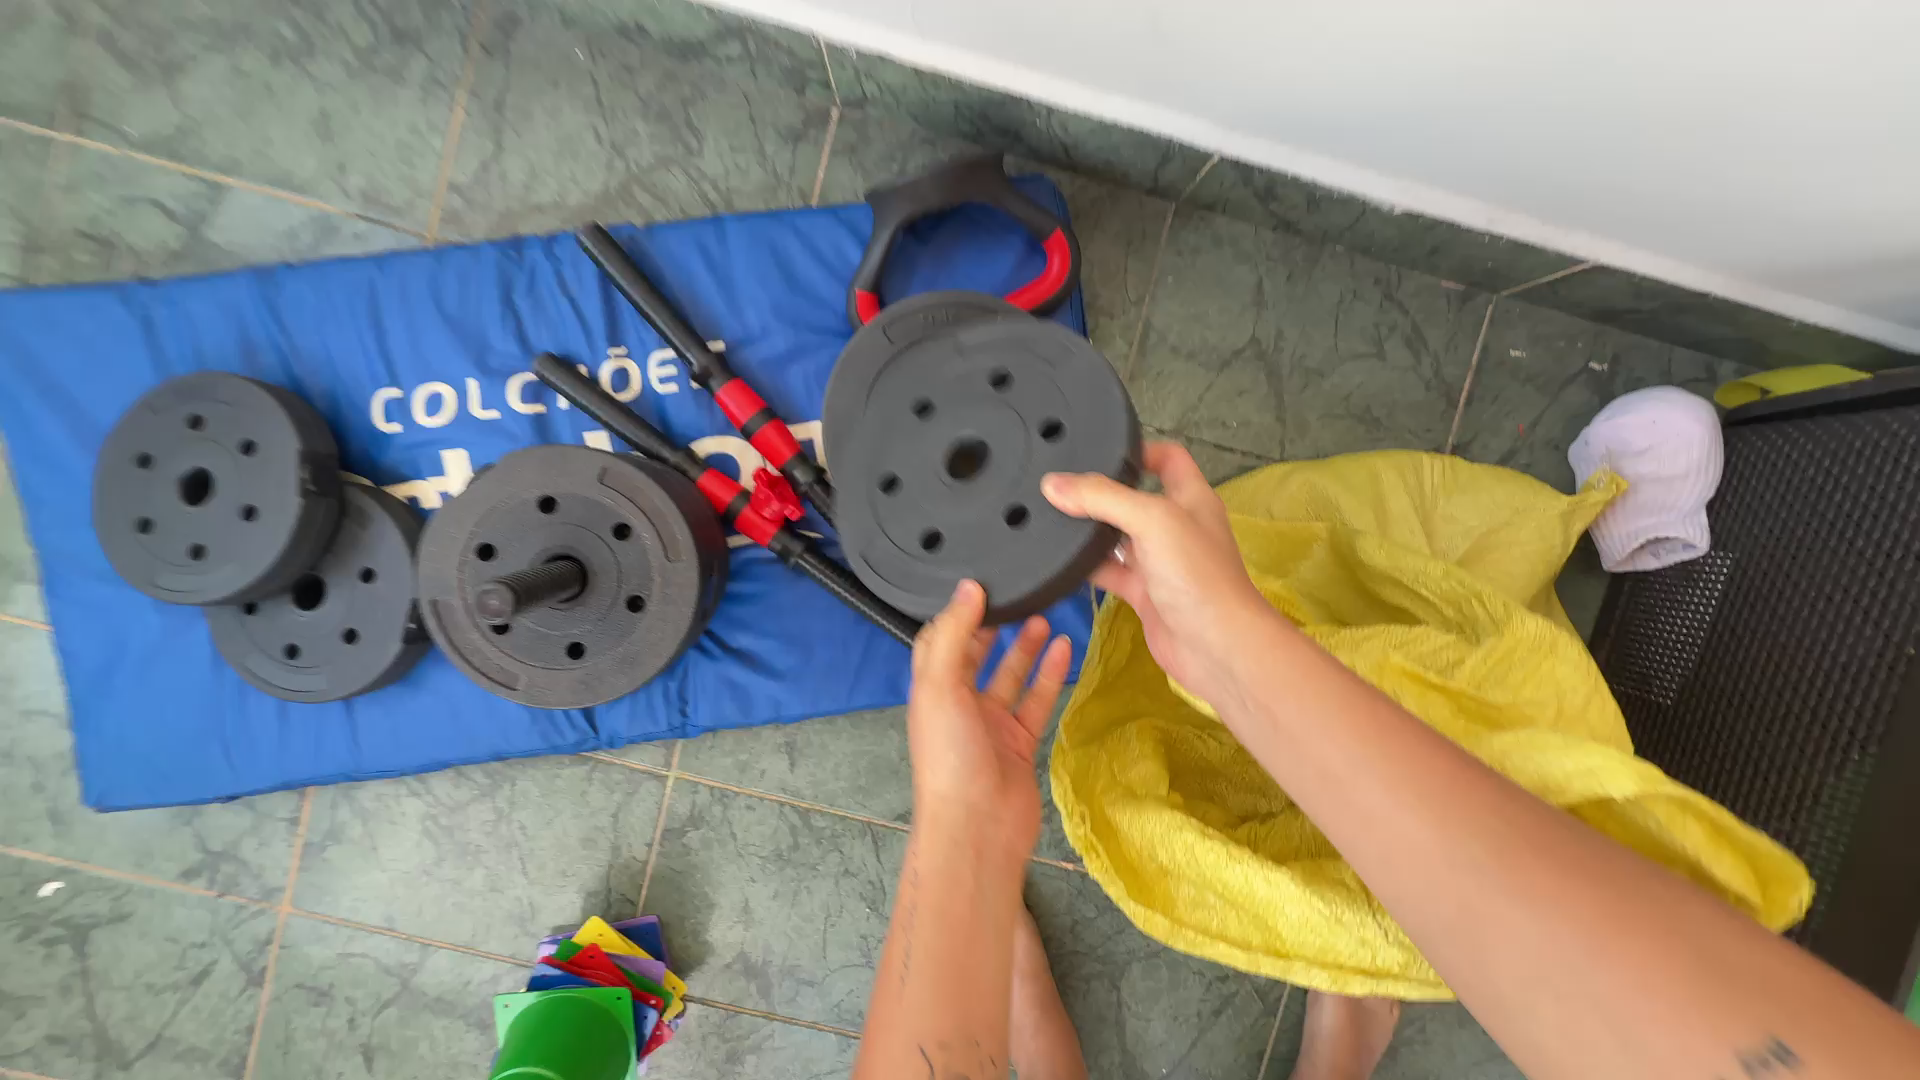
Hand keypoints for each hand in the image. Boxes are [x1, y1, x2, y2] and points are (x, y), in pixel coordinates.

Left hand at [907, 580, 1072, 852]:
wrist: (978, 826)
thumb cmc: (950, 753)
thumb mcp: (940, 686)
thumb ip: (954, 634)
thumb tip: (968, 586)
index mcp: (931, 690)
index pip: (939, 641)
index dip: (956, 613)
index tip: (980, 584)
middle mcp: (958, 704)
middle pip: (976, 655)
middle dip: (993, 626)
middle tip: (1018, 594)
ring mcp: (990, 724)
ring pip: (1010, 675)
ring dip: (1025, 646)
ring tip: (1044, 614)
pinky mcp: (1020, 741)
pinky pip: (1036, 700)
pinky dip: (1049, 675)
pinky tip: (1065, 648)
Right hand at [1042, 440, 1273, 709]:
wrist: (1215, 646)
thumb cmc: (1195, 573)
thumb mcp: (1151, 520)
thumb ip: (1102, 498)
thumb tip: (1051, 483)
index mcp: (1190, 498)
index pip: (1167, 458)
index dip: (1138, 448)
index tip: (1096, 448)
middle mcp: (1175, 526)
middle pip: (1134, 497)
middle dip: (1100, 490)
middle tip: (1058, 482)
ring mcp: (1159, 561)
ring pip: (1117, 536)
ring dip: (1089, 529)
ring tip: (1046, 514)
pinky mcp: (1143, 592)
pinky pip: (1109, 571)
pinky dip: (1085, 566)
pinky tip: (1056, 559)